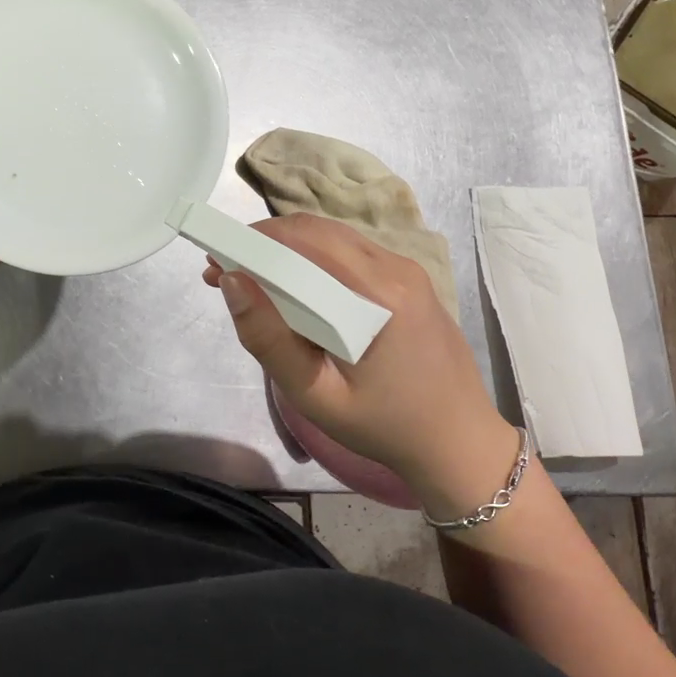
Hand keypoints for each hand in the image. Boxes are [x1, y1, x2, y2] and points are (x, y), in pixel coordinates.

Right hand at [203, 214, 518, 517]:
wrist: (461, 446)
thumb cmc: (386, 427)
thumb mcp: (316, 395)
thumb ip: (269, 340)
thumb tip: (232, 282)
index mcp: (378, 293)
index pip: (303, 240)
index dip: (251, 243)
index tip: (214, 262)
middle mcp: (396, 268)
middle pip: (315, 230)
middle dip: (262, 243)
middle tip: (224, 273)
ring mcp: (407, 271)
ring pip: (332, 238)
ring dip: (285, 249)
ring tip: (250, 281)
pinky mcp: (409, 281)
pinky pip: (350, 254)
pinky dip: (311, 260)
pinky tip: (292, 290)